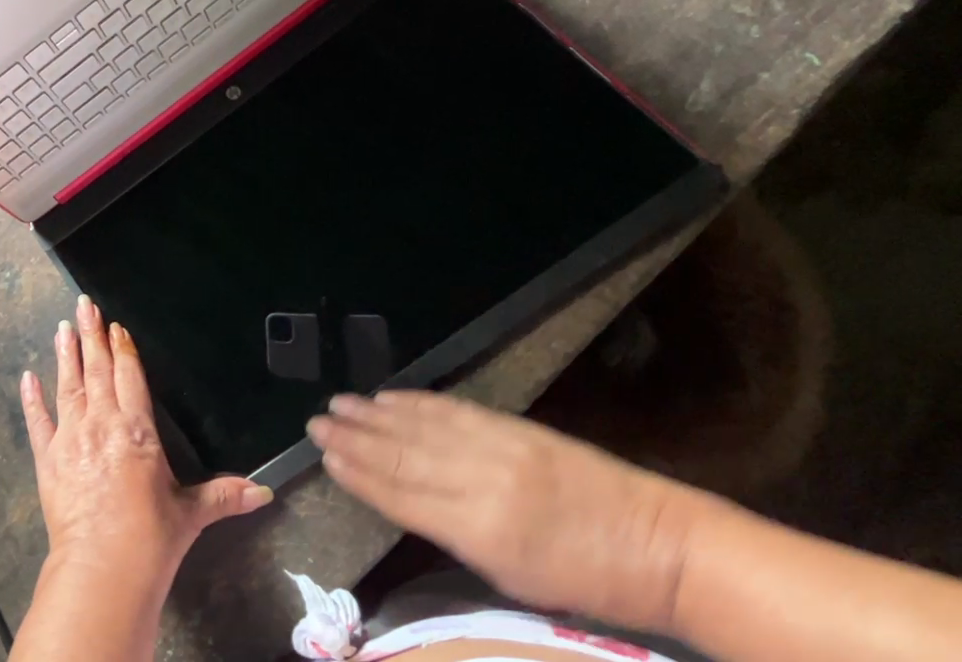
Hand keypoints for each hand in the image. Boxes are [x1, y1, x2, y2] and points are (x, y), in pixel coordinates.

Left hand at [21, 295, 274, 582]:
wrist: (102, 568)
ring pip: (68, 387)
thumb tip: (264, 492)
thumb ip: (224, 495)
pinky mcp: (47, 459)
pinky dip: (32, 398)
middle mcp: (101, 424)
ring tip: (62, 328)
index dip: (123, 349)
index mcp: (137, 430)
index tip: (115, 326)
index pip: (130, 377)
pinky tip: (27, 377)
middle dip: (91, 335)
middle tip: (83, 305)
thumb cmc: (150, 538)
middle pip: (97, 371)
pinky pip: (38, 422)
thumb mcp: (190, 513)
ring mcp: (70, 439)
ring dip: (65, 355)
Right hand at [309, 391, 725, 632]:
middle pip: (402, 455)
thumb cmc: (587, 582)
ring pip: (422, 426)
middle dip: (354, 439)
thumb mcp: (512, 576)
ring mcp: (499, 448)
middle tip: (314, 423)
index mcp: (479, 529)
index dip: (359, 476)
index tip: (325, 459)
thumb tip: (405, 501)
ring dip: (376, 415)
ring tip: (340, 404)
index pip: (401, 496)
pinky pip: (455, 410)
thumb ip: (454, 535)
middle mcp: (481, 481)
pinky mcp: (517, 428)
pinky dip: (419, 402)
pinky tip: (393, 396)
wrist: (664, 547)